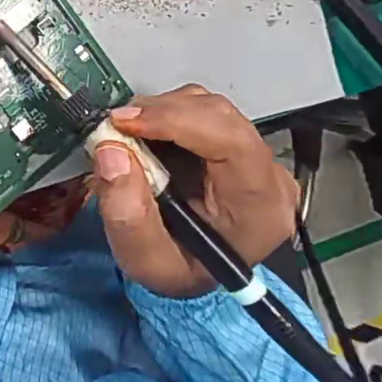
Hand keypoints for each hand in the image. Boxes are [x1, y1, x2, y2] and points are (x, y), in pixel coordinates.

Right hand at [89, 85, 298, 297]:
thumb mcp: (146, 261)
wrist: (192, 273)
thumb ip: (129, 215)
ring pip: (207, 107)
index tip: (126, 122)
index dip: (178, 121)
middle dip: (161, 113)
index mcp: (260, 207)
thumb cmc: (178, 271)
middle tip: (113, 127)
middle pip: (219, 116)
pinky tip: (142, 137)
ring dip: (159, 113)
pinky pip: (200, 113)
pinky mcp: (234, 145)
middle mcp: (268, 176)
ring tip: (125, 137)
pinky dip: (163, 117)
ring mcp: (254, 157)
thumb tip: (112, 152)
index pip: (231, 141)